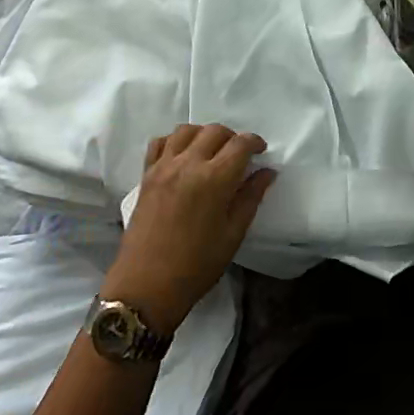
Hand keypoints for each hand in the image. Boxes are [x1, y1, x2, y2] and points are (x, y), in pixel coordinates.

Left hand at [104, 124, 275, 335]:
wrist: (147, 284)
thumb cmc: (197, 265)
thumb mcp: (233, 233)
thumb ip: (251, 197)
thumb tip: (267, 172)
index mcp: (215, 179)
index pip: (240, 144)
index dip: (255, 143)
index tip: (261, 151)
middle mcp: (188, 164)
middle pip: (214, 131)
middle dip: (232, 137)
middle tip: (240, 155)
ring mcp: (163, 167)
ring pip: (186, 130)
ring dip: (204, 134)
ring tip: (212, 151)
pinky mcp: (146, 176)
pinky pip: (159, 143)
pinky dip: (174, 141)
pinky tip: (183, 155)